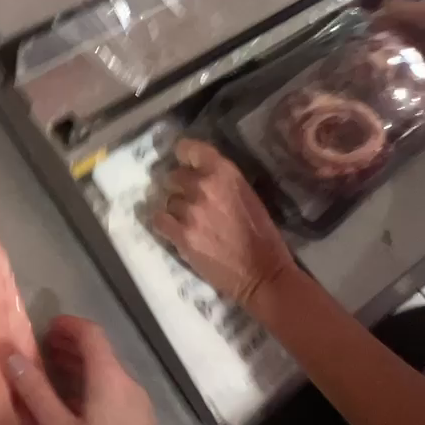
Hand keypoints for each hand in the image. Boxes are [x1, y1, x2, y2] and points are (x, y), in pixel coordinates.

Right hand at [0, 316, 154, 424]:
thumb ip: (33, 388)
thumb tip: (7, 350)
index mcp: (111, 376)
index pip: (91, 333)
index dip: (67, 325)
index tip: (43, 328)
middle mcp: (130, 385)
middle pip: (99, 354)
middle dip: (69, 349)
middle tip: (41, 353)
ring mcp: (139, 409)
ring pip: (107, 377)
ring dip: (80, 371)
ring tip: (52, 380)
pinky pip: (114, 397)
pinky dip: (92, 391)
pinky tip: (73, 411)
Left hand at [152, 140, 292, 304]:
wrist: (265, 277)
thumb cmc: (262, 236)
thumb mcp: (246, 194)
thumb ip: (220, 178)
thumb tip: (195, 169)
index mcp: (223, 172)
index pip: (187, 148)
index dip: (184, 156)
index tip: (186, 165)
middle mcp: (202, 185)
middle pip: (173, 176)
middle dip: (181, 188)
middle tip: (194, 203)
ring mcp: (189, 209)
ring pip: (167, 199)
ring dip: (176, 209)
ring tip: (193, 224)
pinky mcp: (180, 234)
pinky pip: (158, 219)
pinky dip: (165, 225)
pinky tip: (178, 232)